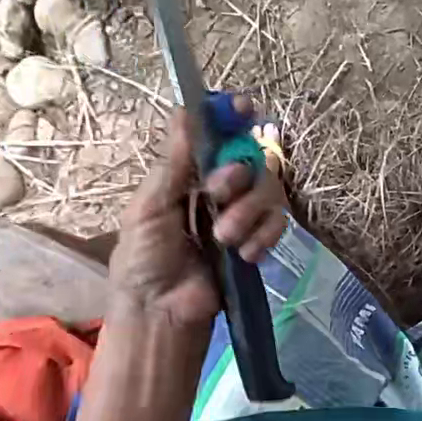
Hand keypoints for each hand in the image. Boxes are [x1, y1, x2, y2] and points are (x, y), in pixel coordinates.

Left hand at [104, 104, 287, 327]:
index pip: (215, 135)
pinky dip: (264, 236)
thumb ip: (174, 162)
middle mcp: (219, 189)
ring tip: (225, 239)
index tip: (244, 108)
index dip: (230, 118)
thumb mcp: (150, 207)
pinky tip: (246, 255)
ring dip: (249, 211)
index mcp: (187, 175)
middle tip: (218, 195)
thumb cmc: (144, 259)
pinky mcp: (257, 241)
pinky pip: (278, 223)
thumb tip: (188, 110)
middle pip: (250, 159)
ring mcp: (241, 215)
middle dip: (238, 175)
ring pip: (269, 189)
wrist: (162, 312)